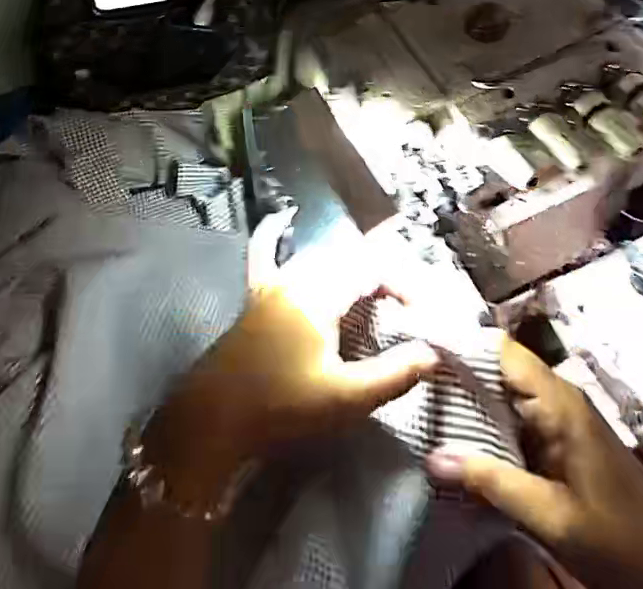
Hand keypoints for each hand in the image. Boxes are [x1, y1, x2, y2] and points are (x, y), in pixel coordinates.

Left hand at [142, 219, 438, 506]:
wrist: (210, 424)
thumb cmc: (279, 408)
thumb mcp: (344, 399)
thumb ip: (393, 374)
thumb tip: (432, 353)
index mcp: (320, 293)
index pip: (374, 268)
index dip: (405, 285)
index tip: (422, 317)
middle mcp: (297, 276)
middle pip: (351, 256)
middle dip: (384, 275)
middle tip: (406, 307)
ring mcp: (273, 283)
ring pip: (320, 254)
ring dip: (352, 262)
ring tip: (377, 287)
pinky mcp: (255, 296)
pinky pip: (265, 252)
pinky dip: (275, 233)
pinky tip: (282, 218)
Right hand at [426, 339, 642, 588]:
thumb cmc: (617, 539)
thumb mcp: (551, 516)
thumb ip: (493, 483)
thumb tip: (433, 457)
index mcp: (559, 403)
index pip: (503, 352)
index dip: (462, 344)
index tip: (418, 344)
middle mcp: (556, 399)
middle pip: (498, 368)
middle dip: (456, 372)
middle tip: (408, 378)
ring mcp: (556, 418)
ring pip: (502, 394)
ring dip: (466, 399)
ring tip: (418, 401)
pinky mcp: (554, 440)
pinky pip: (511, 420)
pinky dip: (483, 425)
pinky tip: (451, 437)